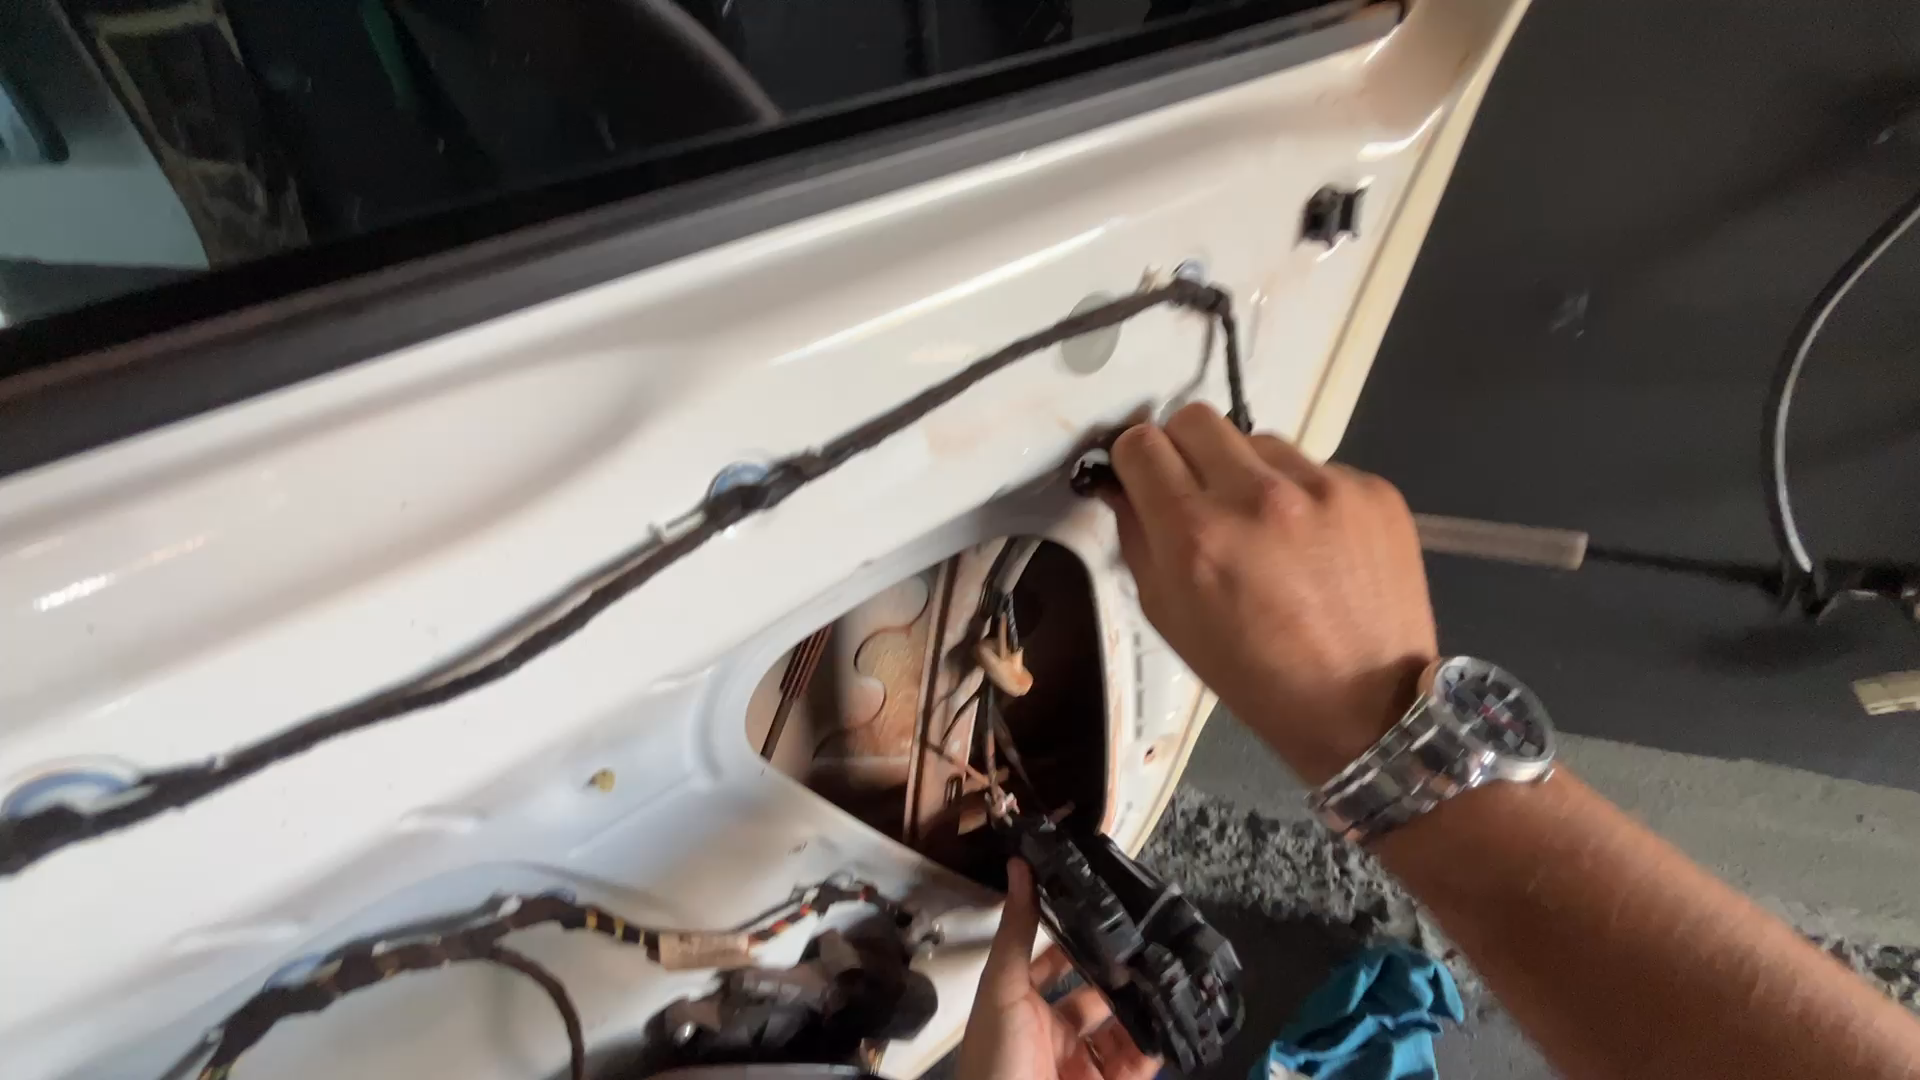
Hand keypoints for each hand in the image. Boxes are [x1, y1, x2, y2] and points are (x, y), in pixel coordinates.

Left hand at [955, 859, 1157, 1079]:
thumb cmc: (996, 1059)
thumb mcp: (1002, 988)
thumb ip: (1018, 928)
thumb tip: (1020, 862)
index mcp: (1022, 1004)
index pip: (1054, 960)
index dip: (1077, 936)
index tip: (1108, 906)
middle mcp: (1052, 1032)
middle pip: (1092, 993)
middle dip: (1117, 970)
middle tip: (1150, 937)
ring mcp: (1081, 1066)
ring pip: (1118, 1026)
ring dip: (1139, 1003)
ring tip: (1167, 968)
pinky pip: (1136, 1063)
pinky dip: (1153, 1044)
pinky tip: (1170, 1015)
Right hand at [1104, 403, 1436, 783]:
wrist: (1363, 705)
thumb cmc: (1248, 672)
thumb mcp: (1165, 613)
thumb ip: (1136, 536)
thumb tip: (1124, 485)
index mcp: (1196, 533)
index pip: (1141, 443)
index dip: (1133, 459)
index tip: (1143, 479)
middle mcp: (1257, 495)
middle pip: (1195, 417)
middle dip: (1181, 447)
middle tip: (1194, 489)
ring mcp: (1323, 486)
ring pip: (1257, 438)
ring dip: (1244, 470)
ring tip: (1264, 525)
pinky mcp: (1373, 488)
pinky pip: (1312, 466)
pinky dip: (1299, 493)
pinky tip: (1312, 542)